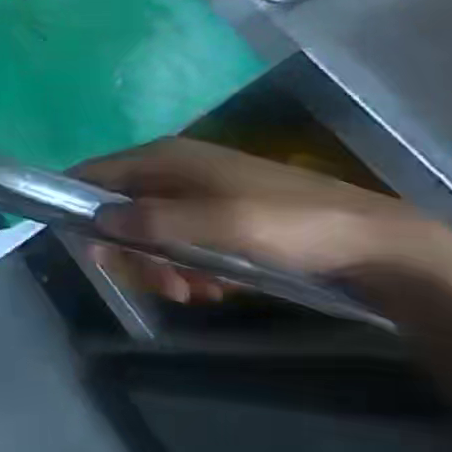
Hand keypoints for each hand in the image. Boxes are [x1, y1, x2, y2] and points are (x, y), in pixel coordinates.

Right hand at [72, 137, 439, 302]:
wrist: (373, 243)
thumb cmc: (289, 225)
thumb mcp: (219, 225)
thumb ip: (154, 221)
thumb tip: (95, 220)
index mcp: (165, 158)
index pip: (96, 173)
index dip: (79, 205)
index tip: (87, 250)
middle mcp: (173, 170)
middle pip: (120, 209)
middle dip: (133, 252)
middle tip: (162, 286)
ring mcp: (197, 193)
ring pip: (150, 231)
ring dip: (162, 266)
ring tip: (195, 293)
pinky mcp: (219, 216)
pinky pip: (181, 242)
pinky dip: (188, 267)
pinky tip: (214, 288)